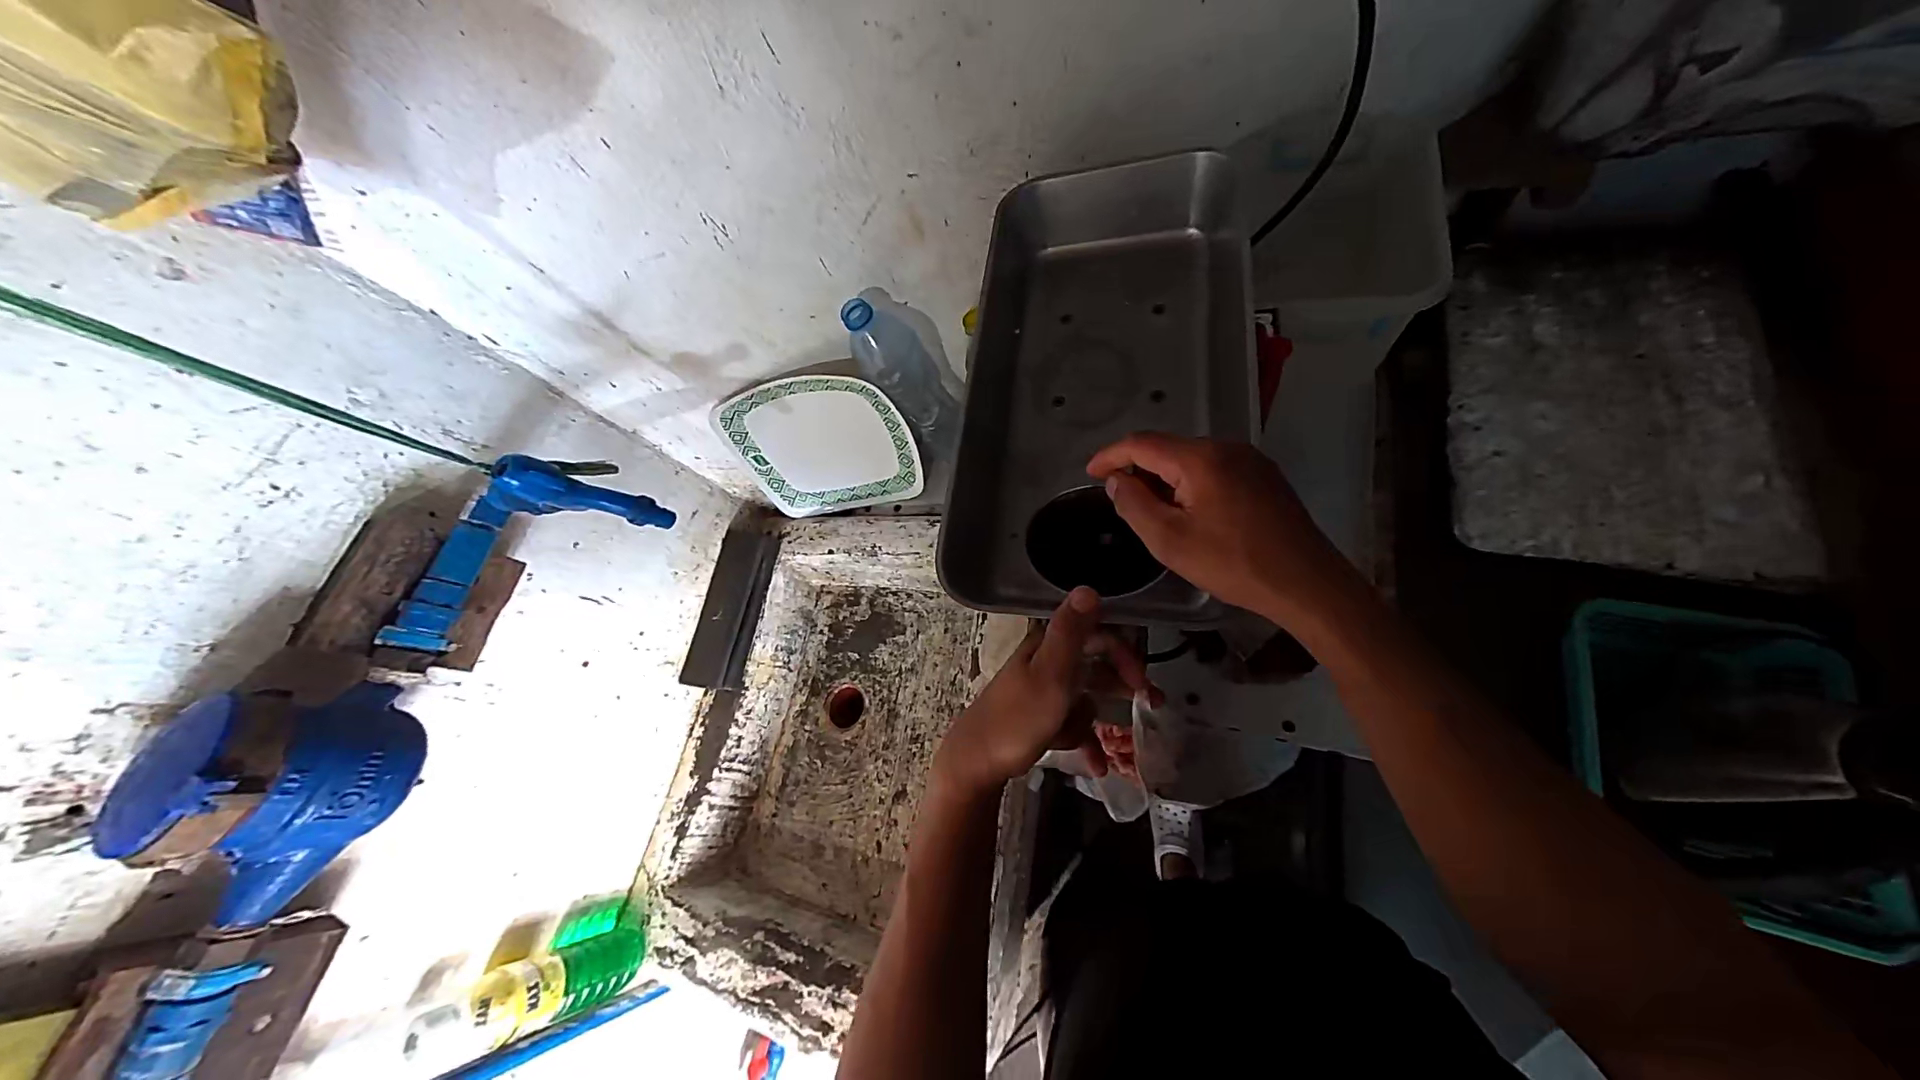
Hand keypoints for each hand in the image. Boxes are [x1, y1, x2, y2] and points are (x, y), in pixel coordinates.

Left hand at [934, 587, 1153, 796]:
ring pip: (1083, 699)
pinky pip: (1069, 727)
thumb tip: (1088, 588)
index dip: (1124, 654)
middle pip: (1092, 666)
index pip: (1096, 636)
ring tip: (1118, 747)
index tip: (1143, 682)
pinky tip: (1096, 765)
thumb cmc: (1017, 719)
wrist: (974, 764)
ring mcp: (1040, 693)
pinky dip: (1084, 743)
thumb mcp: (1050, 674)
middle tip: (1150, 705)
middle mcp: (1044, 664)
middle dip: (1122, 685)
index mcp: (1047, 648)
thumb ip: (1071, 632)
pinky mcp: (1036, 721)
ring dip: (1100, 720)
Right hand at [1086, 433, 1356, 624]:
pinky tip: (1188, 510)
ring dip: (1164, 477)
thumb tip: (1117, 481)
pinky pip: (1214, 469)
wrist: (1306, 582)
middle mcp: (1226, 448)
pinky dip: (1190, 482)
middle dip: (1137, 469)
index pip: (1141, 443)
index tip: (1090, 474)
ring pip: (1191, 459)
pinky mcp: (1264, 476)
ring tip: (1151, 509)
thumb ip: (1134, 505)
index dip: (1110, 456)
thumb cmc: (1233, 564)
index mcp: (1200, 459)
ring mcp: (1250, 460)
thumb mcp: (1170, 541)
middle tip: (1119, 499)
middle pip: (1167, 448)